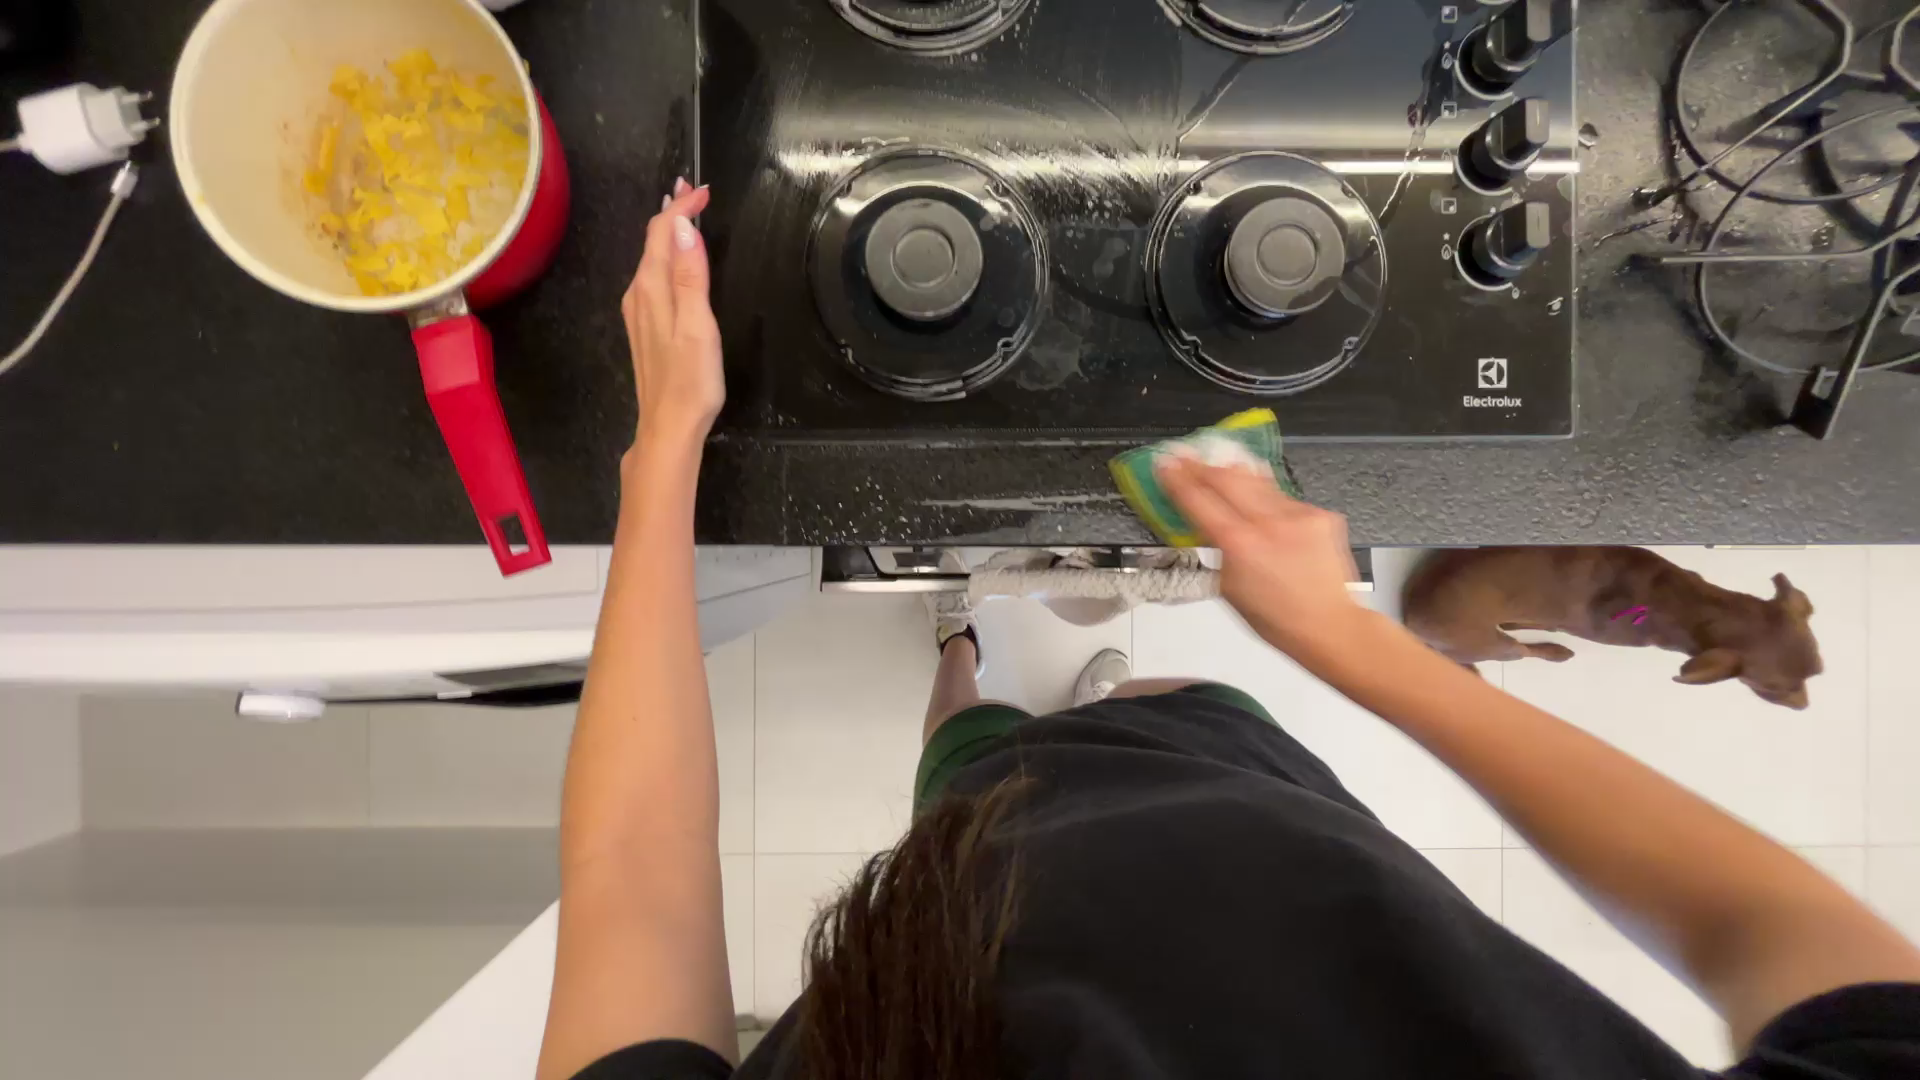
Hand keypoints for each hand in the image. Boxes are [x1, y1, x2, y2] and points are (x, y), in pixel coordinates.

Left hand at [622, 179, 722, 448]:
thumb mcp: (697, 327)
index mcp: (653, 290)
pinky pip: (654, 279)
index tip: (704, 191)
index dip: (682, 208)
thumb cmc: (691, 381)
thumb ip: (690, 277)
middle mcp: (639, 295)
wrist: (669, 426)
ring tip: (686, 217)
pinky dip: (667, 259)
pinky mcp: (645, 329)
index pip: (663, 233)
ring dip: (669, 234)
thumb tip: (683, 227)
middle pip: (653, 242)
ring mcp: (639, 313)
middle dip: (673, 213)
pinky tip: (677, 263)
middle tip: (694, 193)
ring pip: (652, 260)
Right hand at [1159, 458, 1363, 655]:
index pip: (1198, 500)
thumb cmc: (1275, 617)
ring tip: (1213, 463)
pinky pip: (1280, 495)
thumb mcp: (1226, 586)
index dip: (1177, 479)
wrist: (1327, 623)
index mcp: (1240, 544)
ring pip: (1255, 480)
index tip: (1165, 465)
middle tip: (1184, 456)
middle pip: (1226, 478)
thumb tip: (1202, 522)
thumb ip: (1214, 547)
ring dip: (1230, 471)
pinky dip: (1262, 492)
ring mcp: (1298, 515)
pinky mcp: (1318, 514)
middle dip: (1200, 465)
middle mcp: (1269, 523)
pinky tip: (1252, 491)